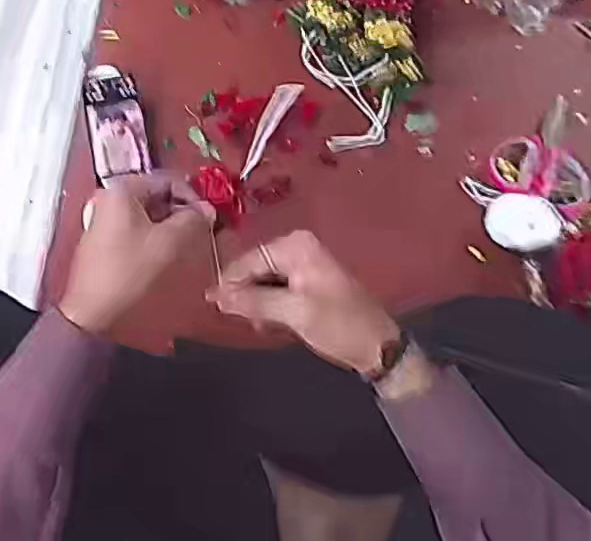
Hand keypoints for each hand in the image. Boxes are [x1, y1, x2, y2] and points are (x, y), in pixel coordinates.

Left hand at [59, 171, 214, 333]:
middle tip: (202, 232)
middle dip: (182, 212)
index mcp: (122, 189)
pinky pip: (136, 230)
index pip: (168, 180)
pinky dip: (154, 237)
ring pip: (148, 215)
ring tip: (187, 246)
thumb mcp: (170, 242)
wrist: (92, 317)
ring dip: (170, 226)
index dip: (193, 196)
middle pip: (157, 196)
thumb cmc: (131, 271)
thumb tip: (206, 209)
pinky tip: (166, 256)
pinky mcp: (103, 242)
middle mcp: (110, 198)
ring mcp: (104, 220)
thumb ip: (193, 219)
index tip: (209, 218)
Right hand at [207, 231, 399, 376]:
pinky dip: (270, 302)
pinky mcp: (308, 277)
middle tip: (238, 319)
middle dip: (244, 292)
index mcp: (296, 246)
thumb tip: (217, 297)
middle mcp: (298, 245)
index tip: (211, 304)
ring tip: (257, 324)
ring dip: (257, 300)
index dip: (229, 281)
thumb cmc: (338, 325)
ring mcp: (304, 260)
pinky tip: (269, 320)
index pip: (250, 259)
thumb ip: (254, 301)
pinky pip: (278, 284)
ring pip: (265, 277)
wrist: (378, 344)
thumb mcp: (294, 313)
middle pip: (256, 266)